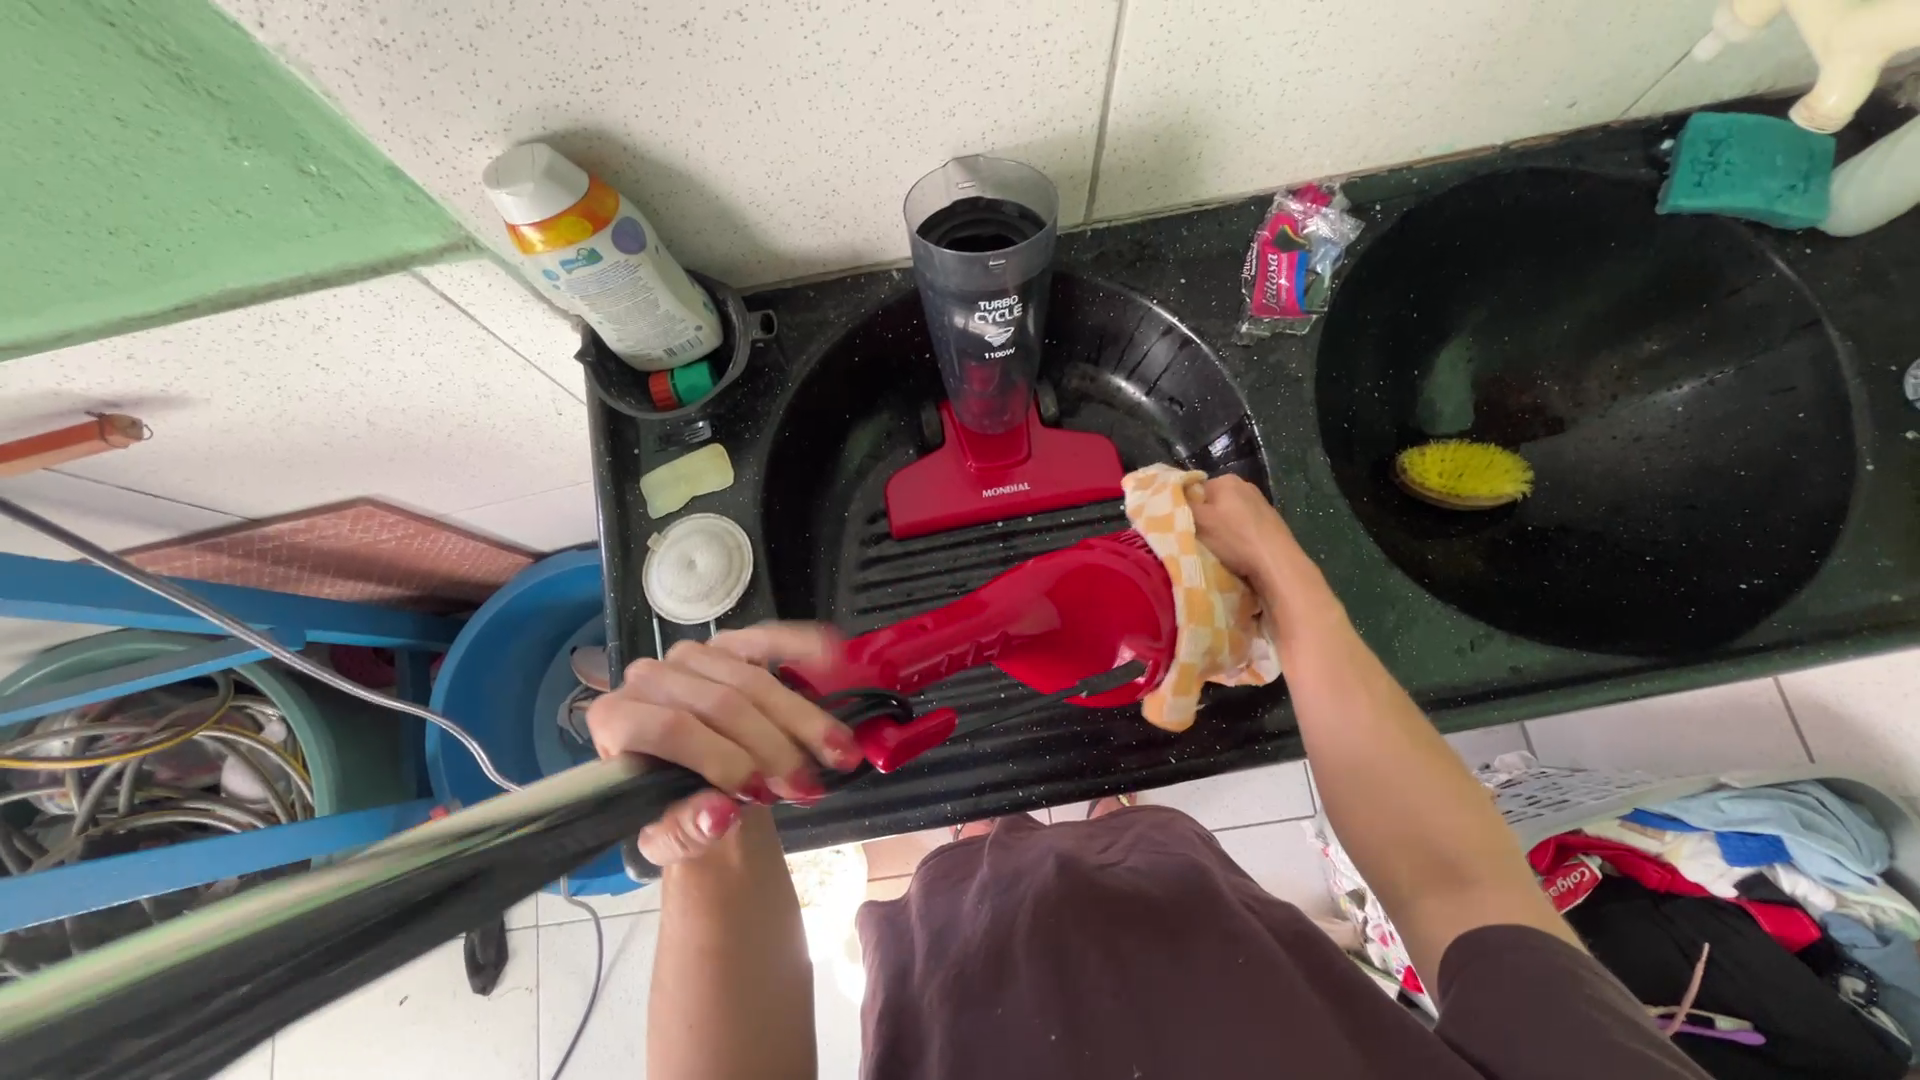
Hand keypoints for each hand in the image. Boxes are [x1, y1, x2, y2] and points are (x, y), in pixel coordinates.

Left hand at [584, 623, 862, 865]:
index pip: (671, 729)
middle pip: (720, 703)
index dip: (721, 759)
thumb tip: (722, 814)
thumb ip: (685, 832)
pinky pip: (768, 639)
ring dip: (801, 718)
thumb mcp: (669, 838)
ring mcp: (691, 655)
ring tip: (837, 753)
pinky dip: (803, 648)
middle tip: (809, 785)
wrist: (695, 785)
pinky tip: (835, 658)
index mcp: (617, 718)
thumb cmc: (673, 810)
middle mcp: (648, 676)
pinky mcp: (729, 644)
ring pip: (753, 679)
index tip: (763, 795)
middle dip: (773, 747)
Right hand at [1187, 473, 1300, 587]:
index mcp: (1226, 480)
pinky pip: (1243, 527)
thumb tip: (1169, 494)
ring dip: (1221, 531)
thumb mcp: (1198, 520)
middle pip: (1211, 502)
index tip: (1184, 528)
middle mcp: (1245, 485)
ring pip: (1228, 516)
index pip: (1194, 490)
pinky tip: (1237, 552)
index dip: (1186, 509)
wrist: (1277, 563)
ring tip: (1218, 549)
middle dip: (1204, 520)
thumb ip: (1180, 504)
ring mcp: (1260, 503)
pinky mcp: (1271, 522)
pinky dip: (1237, 538)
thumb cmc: (1234, 538)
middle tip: (1198, 540)